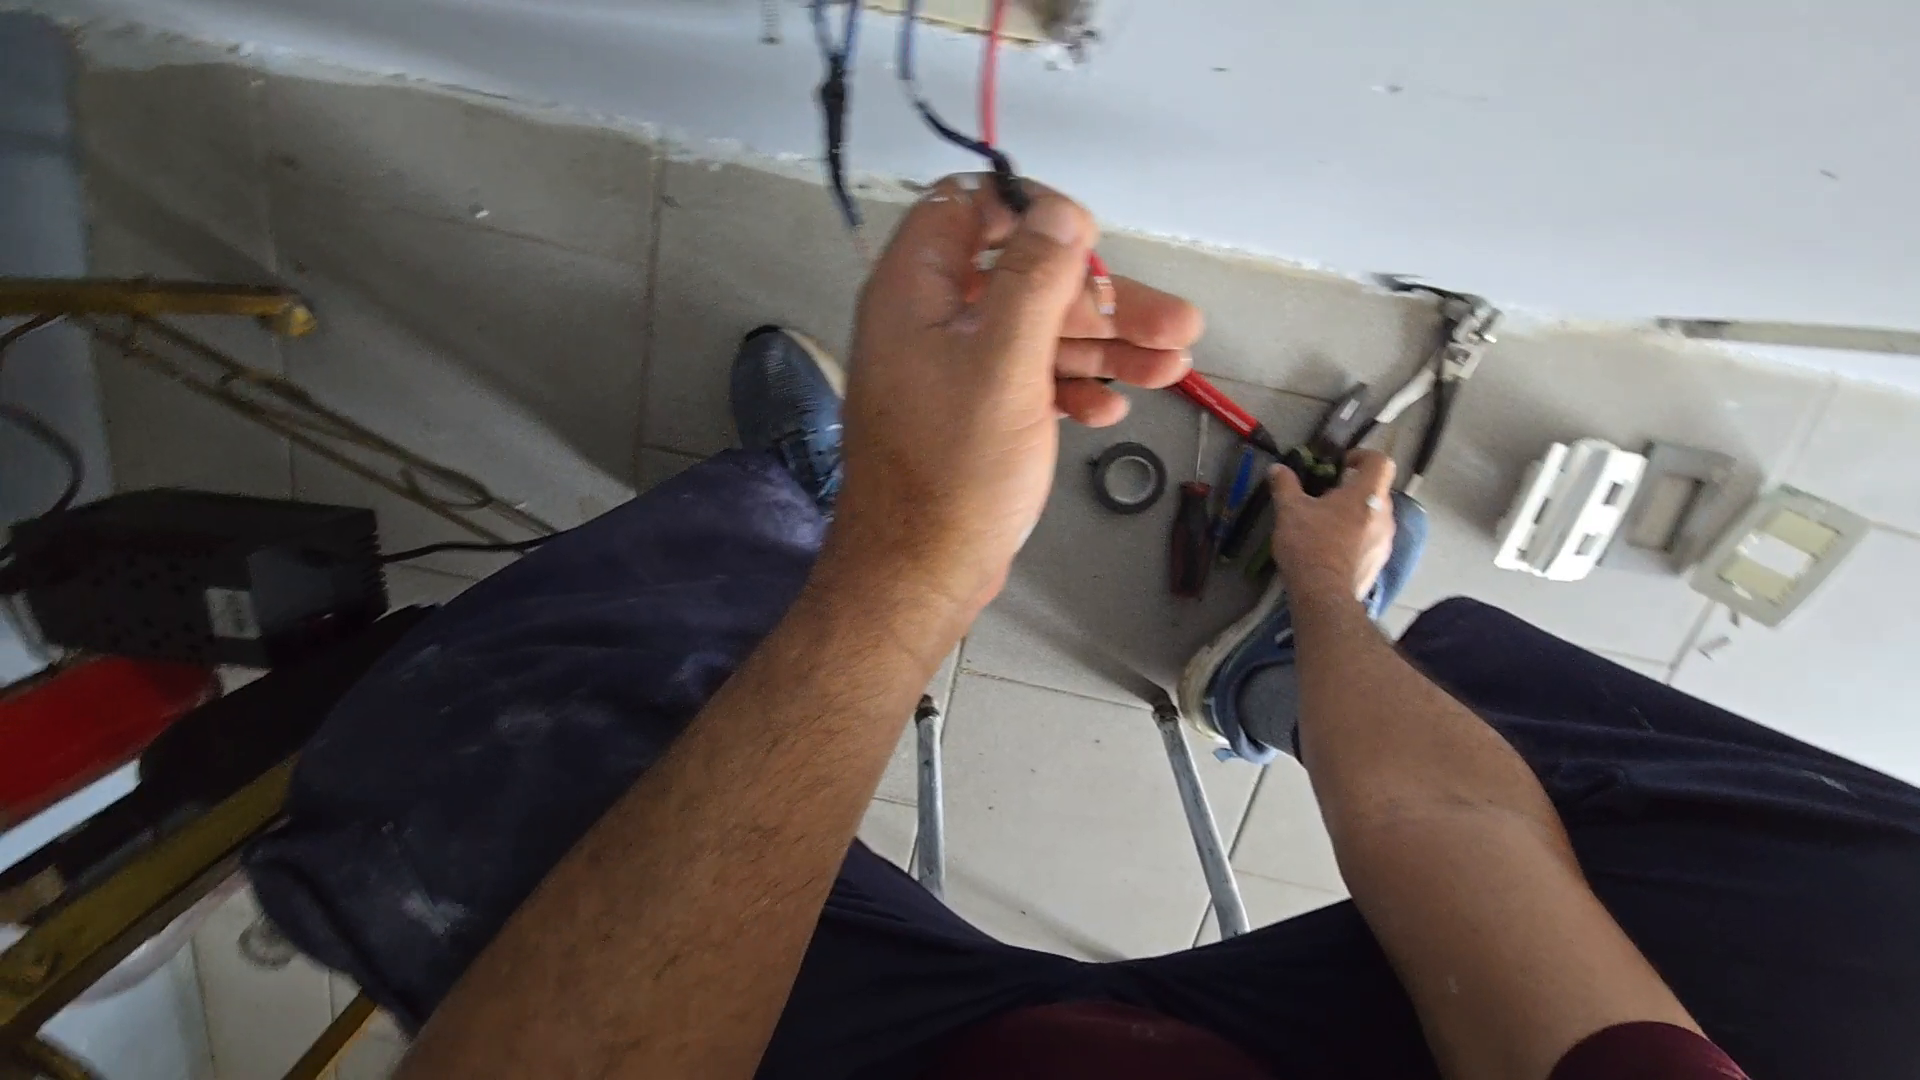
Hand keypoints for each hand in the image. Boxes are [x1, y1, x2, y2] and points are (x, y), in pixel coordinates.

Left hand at [824, 175, 1204, 616]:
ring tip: (1175, 367)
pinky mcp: (974, 414)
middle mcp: (933, 322)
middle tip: (1178, 323)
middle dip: (1102, 301)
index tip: (1088, 239)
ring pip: (1036, 335)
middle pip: (1024, 279)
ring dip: (1105, 348)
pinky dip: (1070, 390)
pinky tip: (1109, 413)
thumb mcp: (1005, 365)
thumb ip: (1034, 280)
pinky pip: (1027, 382)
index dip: (1029, 212)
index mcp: (918, 291)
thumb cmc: (958, 468)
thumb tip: (1061, 209)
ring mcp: (954, 371)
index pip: (966, 208)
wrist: (921, 572)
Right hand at [1270, 449, 1397, 602]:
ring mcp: (1386, 540)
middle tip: (1325, 498)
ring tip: (1326, 525)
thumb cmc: (1309, 543)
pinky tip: (1331, 549)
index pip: (1381, 462)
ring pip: (1373, 517)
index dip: (1363, 456)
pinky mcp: (1380, 562)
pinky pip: (1371, 540)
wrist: (1323, 593)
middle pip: (1376, 491)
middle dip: (1353, 490)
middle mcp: (1385, 515)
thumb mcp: (1289, 510)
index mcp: (1367, 495)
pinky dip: (1355, 537)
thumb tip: (1277, 469)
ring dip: (1354, 515)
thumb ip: (1285, 486)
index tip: (1342, 465)